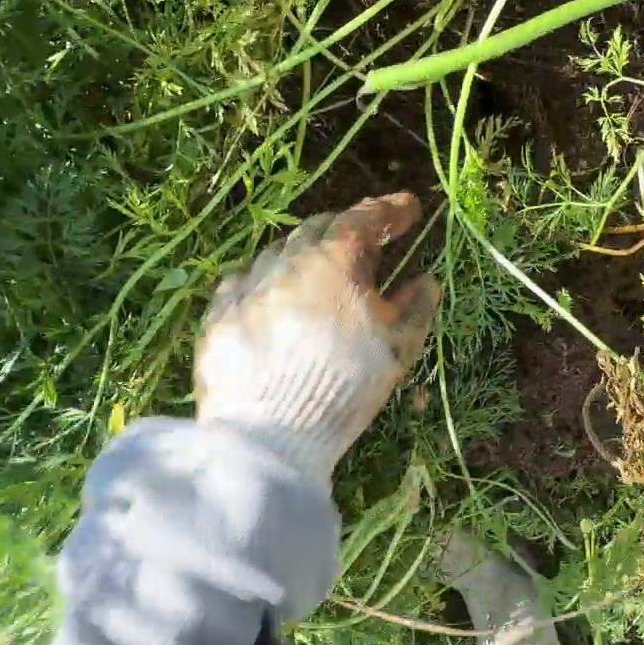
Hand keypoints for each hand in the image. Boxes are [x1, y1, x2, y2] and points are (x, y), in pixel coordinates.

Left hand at [194, 192, 439, 480]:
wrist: (270, 435)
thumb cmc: (346, 385)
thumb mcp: (398, 347)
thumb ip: (417, 306)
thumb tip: (425, 280)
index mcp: (335, 262)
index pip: (366, 217)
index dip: (391, 209)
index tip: (410, 209)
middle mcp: (287, 261)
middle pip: (320, 226)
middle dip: (348, 227)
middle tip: (369, 241)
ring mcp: (247, 286)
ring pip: (279, 250)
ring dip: (306, 251)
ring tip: (320, 268)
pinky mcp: (218, 315)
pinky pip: (243, 281)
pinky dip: (267, 279)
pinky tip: (273, 293)